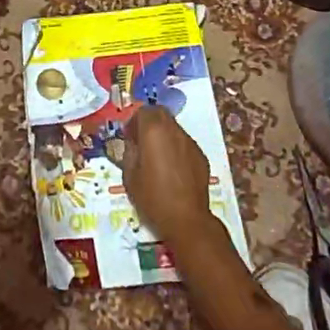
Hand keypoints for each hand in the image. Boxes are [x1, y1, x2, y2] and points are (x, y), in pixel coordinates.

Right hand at [120, 103, 217, 247]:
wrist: (186, 219)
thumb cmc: (152, 198)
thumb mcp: (130, 176)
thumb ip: (129, 152)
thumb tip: (132, 142)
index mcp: (154, 131)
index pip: (143, 110)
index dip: (134, 122)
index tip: (129, 137)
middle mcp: (174, 130)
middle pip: (161, 113)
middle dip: (149, 123)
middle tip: (141, 143)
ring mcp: (190, 142)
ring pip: (174, 128)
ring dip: (163, 135)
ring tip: (156, 158)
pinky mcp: (201, 155)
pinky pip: (184, 144)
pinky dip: (175, 148)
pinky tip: (171, 170)